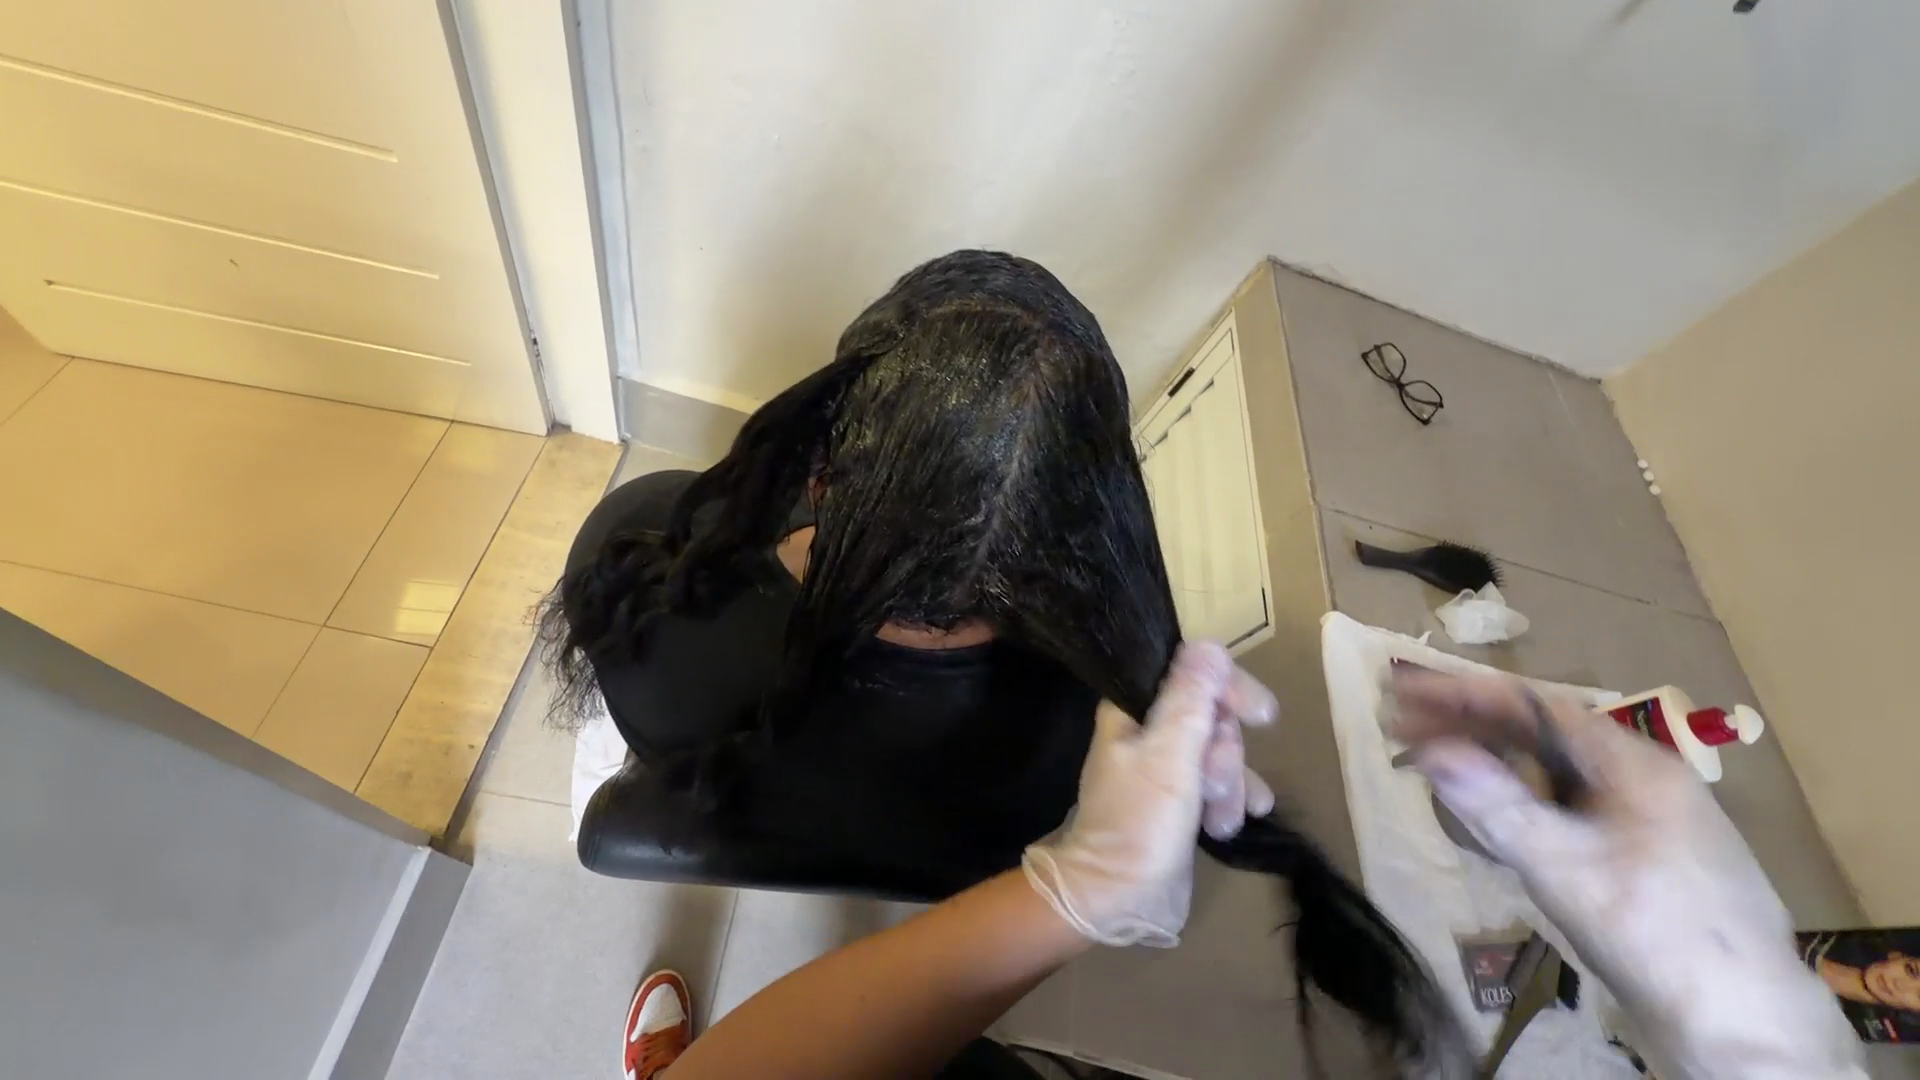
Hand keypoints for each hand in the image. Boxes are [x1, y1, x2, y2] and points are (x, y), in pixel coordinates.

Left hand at [1022, 642, 1276, 947]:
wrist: (1115, 895)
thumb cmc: (1139, 820)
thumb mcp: (1169, 754)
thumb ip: (1191, 699)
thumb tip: (1209, 645)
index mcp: (1133, 707)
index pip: (1190, 670)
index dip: (1228, 689)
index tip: (1259, 715)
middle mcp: (1148, 728)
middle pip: (1211, 714)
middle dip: (1224, 751)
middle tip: (1213, 783)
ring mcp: (1164, 764)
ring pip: (1219, 751)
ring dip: (1229, 783)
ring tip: (1219, 816)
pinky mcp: (1178, 797)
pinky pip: (1217, 783)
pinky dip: (1229, 802)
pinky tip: (1229, 825)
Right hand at [1390, 670, 1862, 1079]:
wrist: (1745, 1032)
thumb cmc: (1652, 934)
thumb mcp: (1561, 866)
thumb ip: (1492, 802)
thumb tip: (1429, 750)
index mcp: (1636, 765)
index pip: (1534, 706)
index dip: (1464, 694)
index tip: (1406, 690)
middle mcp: (1642, 777)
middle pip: (1539, 731)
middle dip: (1467, 724)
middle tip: (1401, 723)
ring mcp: (1643, 814)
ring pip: (1549, 766)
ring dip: (1487, 756)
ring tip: (1428, 754)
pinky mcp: (1636, 849)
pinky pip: (1561, 798)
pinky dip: (1513, 790)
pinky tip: (1481, 801)